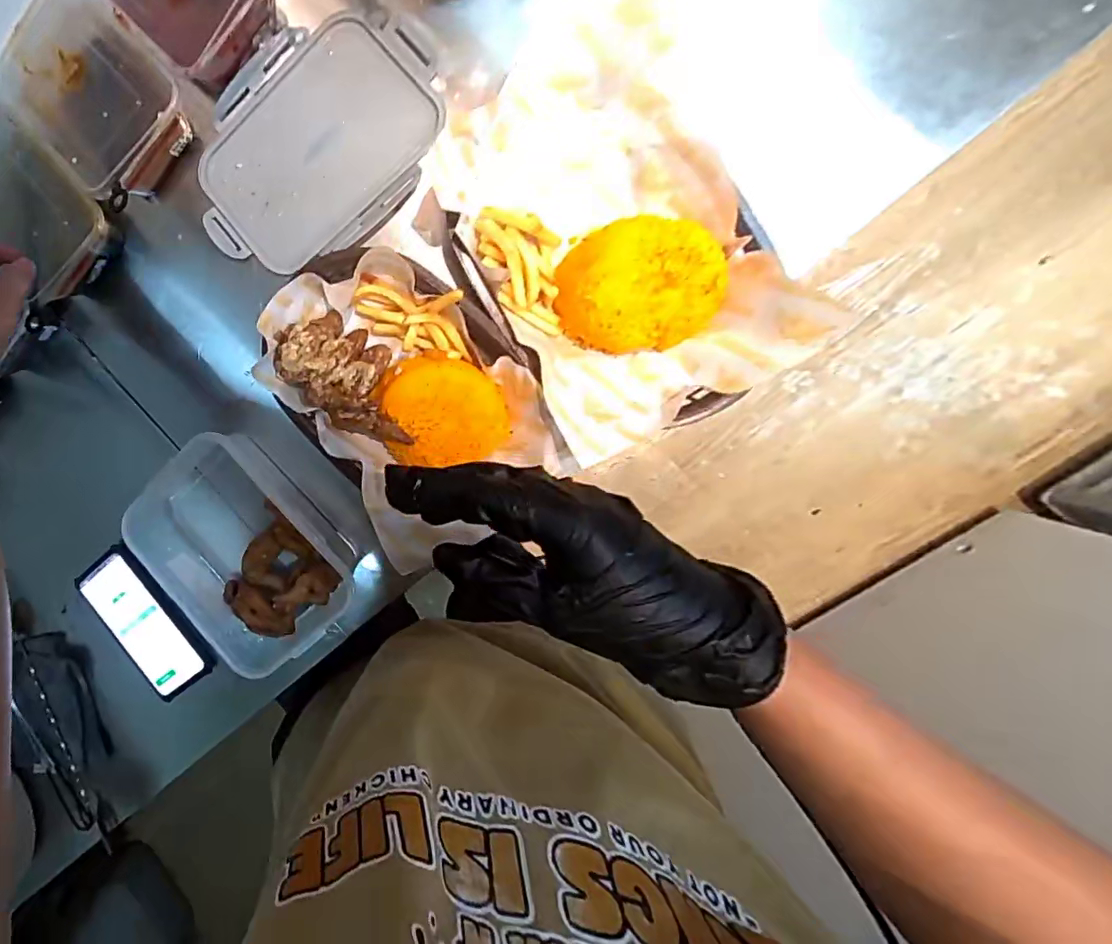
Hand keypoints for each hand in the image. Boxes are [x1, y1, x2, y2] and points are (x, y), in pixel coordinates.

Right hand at [387, 463, 785, 707]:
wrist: (714, 634)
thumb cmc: (640, 628)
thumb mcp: (560, 613)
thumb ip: (499, 582)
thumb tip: (446, 555)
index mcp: (569, 518)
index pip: (489, 492)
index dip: (439, 489)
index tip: (397, 490)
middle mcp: (576, 497)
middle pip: (498, 478)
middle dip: (446, 484)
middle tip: (401, 491)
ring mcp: (587, 501)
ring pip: (515, 484)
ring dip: (470, 490)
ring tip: (430, 504)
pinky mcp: (592, 514)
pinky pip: (533, 499)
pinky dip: (496, 503)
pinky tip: (479, 516)